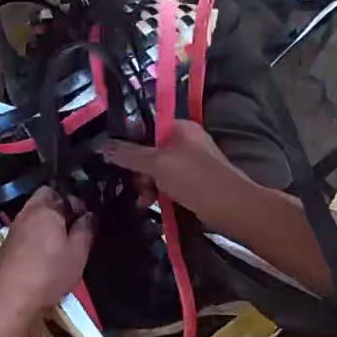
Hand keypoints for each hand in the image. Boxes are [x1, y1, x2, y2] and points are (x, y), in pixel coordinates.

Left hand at [0, 187, 94, 320]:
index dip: (79, 205)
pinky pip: (26, 230)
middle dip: (59, 207)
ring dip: (46, 222)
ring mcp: (14, 228)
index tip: (87, 221)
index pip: (65, 195)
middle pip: (44, 198)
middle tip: (72, 227)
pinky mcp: (7, 245)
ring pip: (33, 214)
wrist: (12, 299)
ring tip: (60, 243)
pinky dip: (35, 234)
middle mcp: (27, 213)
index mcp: (46, 209)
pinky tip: (43, 254)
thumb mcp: (77, 253)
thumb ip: (85, 230)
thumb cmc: (49, 273)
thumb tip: (89, 215)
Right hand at [97, 120, 258, 223]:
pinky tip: (152, 204)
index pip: (145, 127)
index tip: (114, 159)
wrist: (233, 208)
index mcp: (180, 128)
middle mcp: (185, 141)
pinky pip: (167, 183)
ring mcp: (190, 163)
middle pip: (148, 150)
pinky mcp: (193, 183)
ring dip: (146, 184)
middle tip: (136, 186)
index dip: (128, 142)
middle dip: (137, 170)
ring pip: (156, 170)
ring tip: (144, 200)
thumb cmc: (196, 180)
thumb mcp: (157, 164)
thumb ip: (129, 154)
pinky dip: (158, 192)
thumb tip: (102, 146)